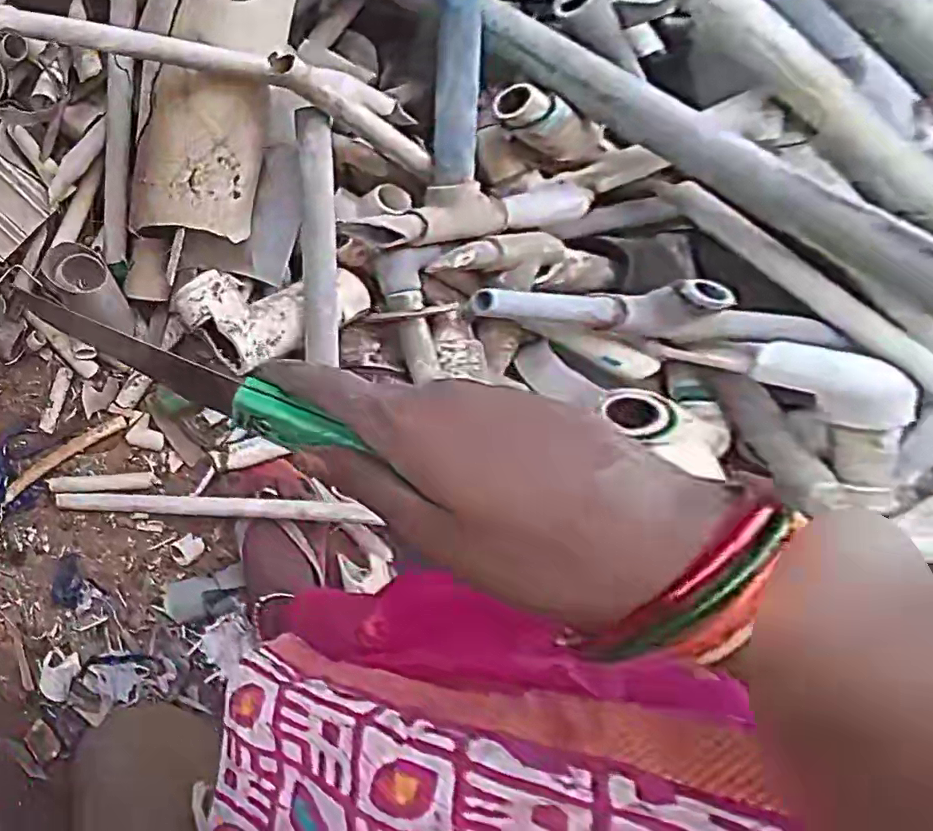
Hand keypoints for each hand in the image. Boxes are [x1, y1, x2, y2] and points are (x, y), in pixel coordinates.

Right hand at [247, 361, 735, 630]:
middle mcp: (437, 392)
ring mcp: (486, 392)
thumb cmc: (535, 554)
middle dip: (348, 426)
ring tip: (440, 495)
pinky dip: (449, 435)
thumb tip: (308, 449)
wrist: (681, 549)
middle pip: (369, 398)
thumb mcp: (430, 533)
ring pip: (418, 407)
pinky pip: (464, 411)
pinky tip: (491, 483)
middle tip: (353, 473)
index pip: (321, 385)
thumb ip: (361, 481)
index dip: (282, 385)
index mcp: (402, 423)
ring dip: (403, 436)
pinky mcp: (528, 401)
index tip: (257, 390)